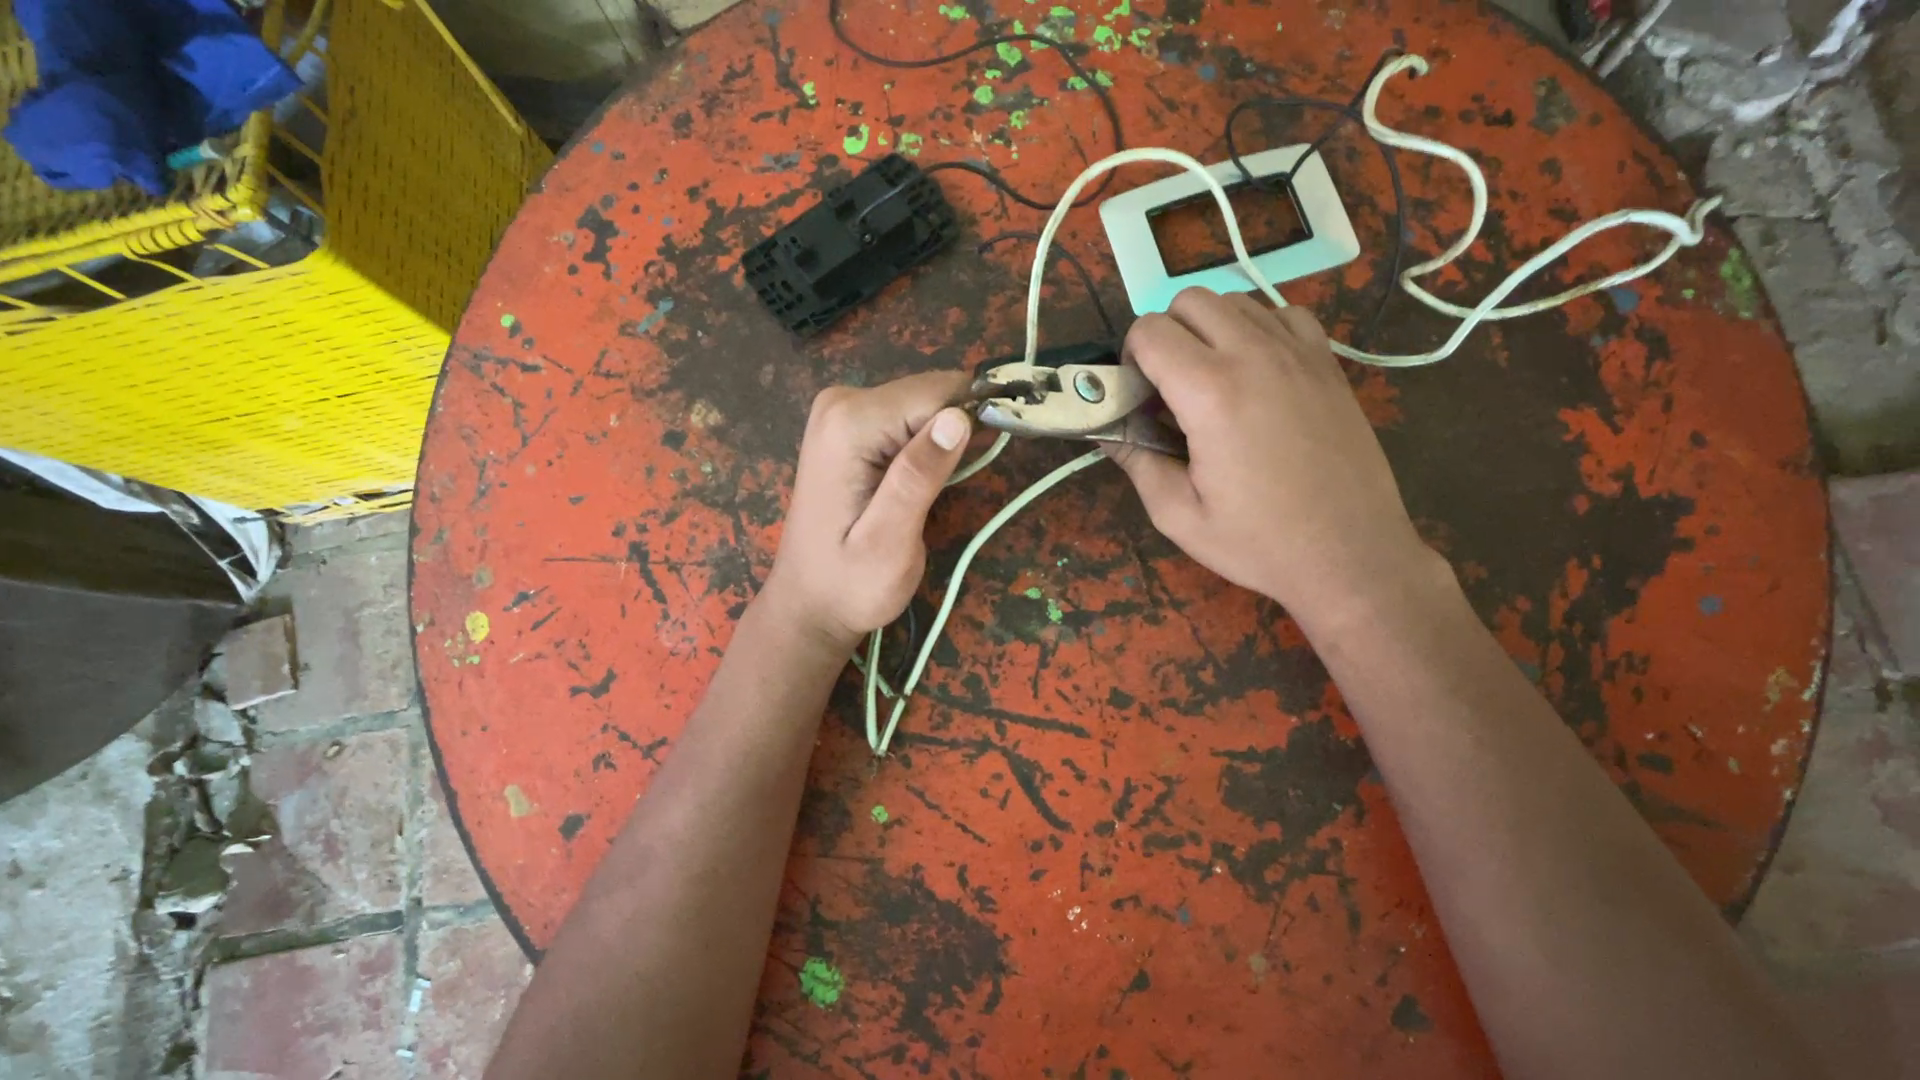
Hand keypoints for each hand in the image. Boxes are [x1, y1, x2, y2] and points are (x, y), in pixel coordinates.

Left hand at [760, 371, 973, 653]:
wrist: (808, 603)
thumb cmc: (850, 584)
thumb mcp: (890, 542)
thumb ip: (918, 477)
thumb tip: (959, 418)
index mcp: (849, 425)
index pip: (937, 394)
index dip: (973, 422)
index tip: (990, 460)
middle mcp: (841, 402)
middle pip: (930, 393)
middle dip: (958, 430)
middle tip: (961, 486)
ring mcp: (842, 410)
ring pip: (924, 402)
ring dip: (944, 439)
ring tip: (939, 490)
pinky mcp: (849, 424)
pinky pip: (907, 416)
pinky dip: (927, 442)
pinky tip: (923, 480)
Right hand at [1110, 288, 1437, 627]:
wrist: (1351, 555)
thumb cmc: (1259, 542)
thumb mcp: (1178, 515)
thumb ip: (1135, 462)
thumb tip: (1105, 428)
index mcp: (1210, 393)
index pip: (1149, 331)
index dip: (1132, 360)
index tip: (1141, 398)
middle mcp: (1253, 356)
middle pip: (1190, 300)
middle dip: (1167, 335)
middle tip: (1171, 388)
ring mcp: (1297, 353)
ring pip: (1235, 301)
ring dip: (1210, 330)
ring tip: (1214, 381)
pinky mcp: (1327, 362)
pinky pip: (1282, 314)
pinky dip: (1259, 330)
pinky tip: (1258, 373)